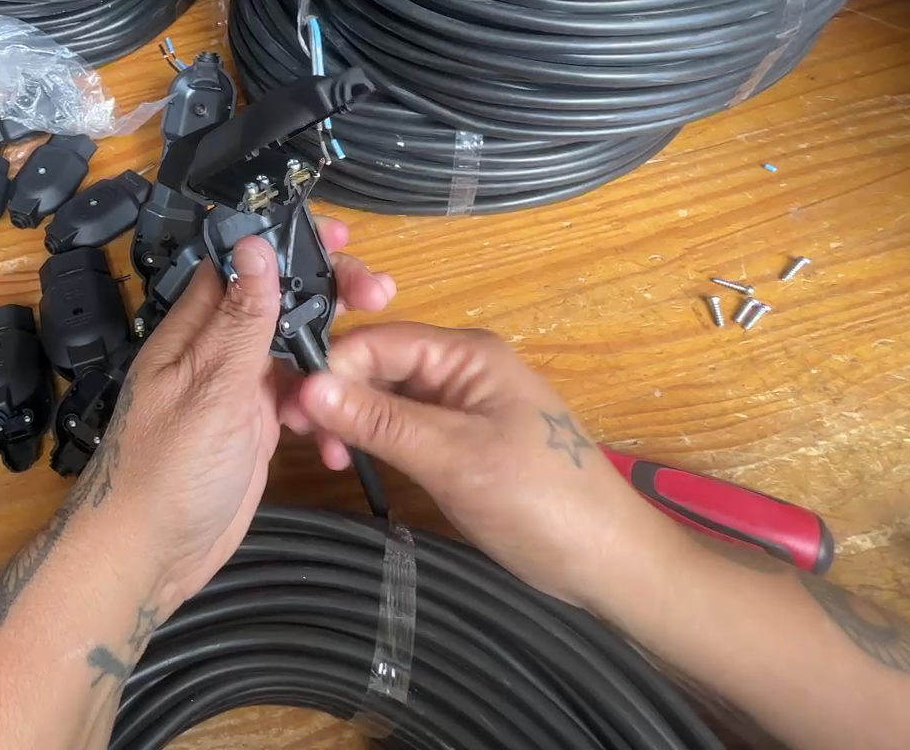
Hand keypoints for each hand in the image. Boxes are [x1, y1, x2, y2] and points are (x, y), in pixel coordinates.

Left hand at [92, 218, 394, 615]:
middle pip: (275, 300)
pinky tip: (341, 418)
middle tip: (375, 288)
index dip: (286, 243)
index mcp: (194, 329)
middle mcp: (216, 349)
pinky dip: (324, 400)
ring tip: (374, 350)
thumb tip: (253, 245)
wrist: (153, 554)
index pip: (240, 264)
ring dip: (332, 344)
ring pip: (292, 346)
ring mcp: (238, 386)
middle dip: (324, 289)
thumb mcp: (212, 388)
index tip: (338, 236)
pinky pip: (299, 395)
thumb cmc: (168, 470)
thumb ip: (240, 320)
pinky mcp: (257, 422)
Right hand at [295, 324, 675, 609]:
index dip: (331, 370)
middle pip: (375, 366)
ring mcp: (456, 402)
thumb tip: (307, 386)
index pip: (376, 342)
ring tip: (329, 458)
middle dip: (336, 397)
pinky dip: (371, 438)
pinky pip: (398, 423)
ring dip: (350, 420)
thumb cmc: (541, 501)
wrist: (614, 566)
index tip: (295, 411)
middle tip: (304, 440)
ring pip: (382, 395)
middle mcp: (456, 367)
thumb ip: (378, 420)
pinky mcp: (454, 435)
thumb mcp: (453, 458)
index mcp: (464, 354)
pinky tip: (352, 460)